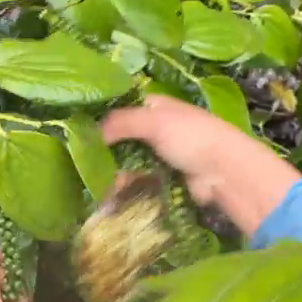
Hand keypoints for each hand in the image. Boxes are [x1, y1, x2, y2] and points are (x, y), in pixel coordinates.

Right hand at [101, 96, 301, 236]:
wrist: (225, 172)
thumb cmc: (192, 137)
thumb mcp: (154, 121)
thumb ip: (120, 123)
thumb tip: (90, 132)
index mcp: (156, 106)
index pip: (121, 108)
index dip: (101, 118)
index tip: (76, 131)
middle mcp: (157, 128)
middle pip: (122, 138)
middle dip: (104, 150)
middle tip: (81, 162)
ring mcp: (161, 155)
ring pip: (128, 161)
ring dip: (113, 171)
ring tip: (94, 183)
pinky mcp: (165, 179)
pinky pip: (139, 181)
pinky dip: (126, 186)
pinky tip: (110, 195)